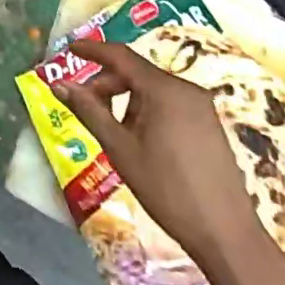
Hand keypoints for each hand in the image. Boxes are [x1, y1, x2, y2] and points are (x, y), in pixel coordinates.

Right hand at [53, 40, 262, 256]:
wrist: (226, 235)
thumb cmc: (167, 188)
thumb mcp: (120, 148)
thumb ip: (88, 110)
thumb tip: (57, 83)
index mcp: (164, 89)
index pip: (121, 56)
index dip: (92, 50)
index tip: (70, 49)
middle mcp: (185, 89)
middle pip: (136, 73)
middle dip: (106, 84)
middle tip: (84, 104)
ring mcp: (201, 107)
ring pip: (152, 90)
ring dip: (126, 100)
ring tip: (112, 130)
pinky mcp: (208, 124)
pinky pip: (169, 103)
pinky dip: (146, 110)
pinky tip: (138, 138)